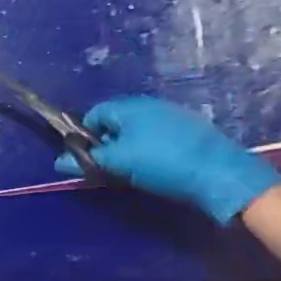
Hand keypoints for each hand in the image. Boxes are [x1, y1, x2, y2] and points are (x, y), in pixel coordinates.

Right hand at [55, 97, 280, 224]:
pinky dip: (151, 152)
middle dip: (107, 145)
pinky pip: (159, 138)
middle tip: (108, 169)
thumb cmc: (161, 163)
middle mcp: (150, 105)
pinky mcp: (191, 132)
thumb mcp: (118, 163)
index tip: (87, 159)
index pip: (93, 115)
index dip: (84, 137)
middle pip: (115, 123)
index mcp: (129, 107)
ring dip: (129, 150)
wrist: (221, 174)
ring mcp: (173, 117)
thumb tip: (59, 162)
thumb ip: (87, 160)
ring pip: (138, 132)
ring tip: (133, 173)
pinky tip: (158, 171)